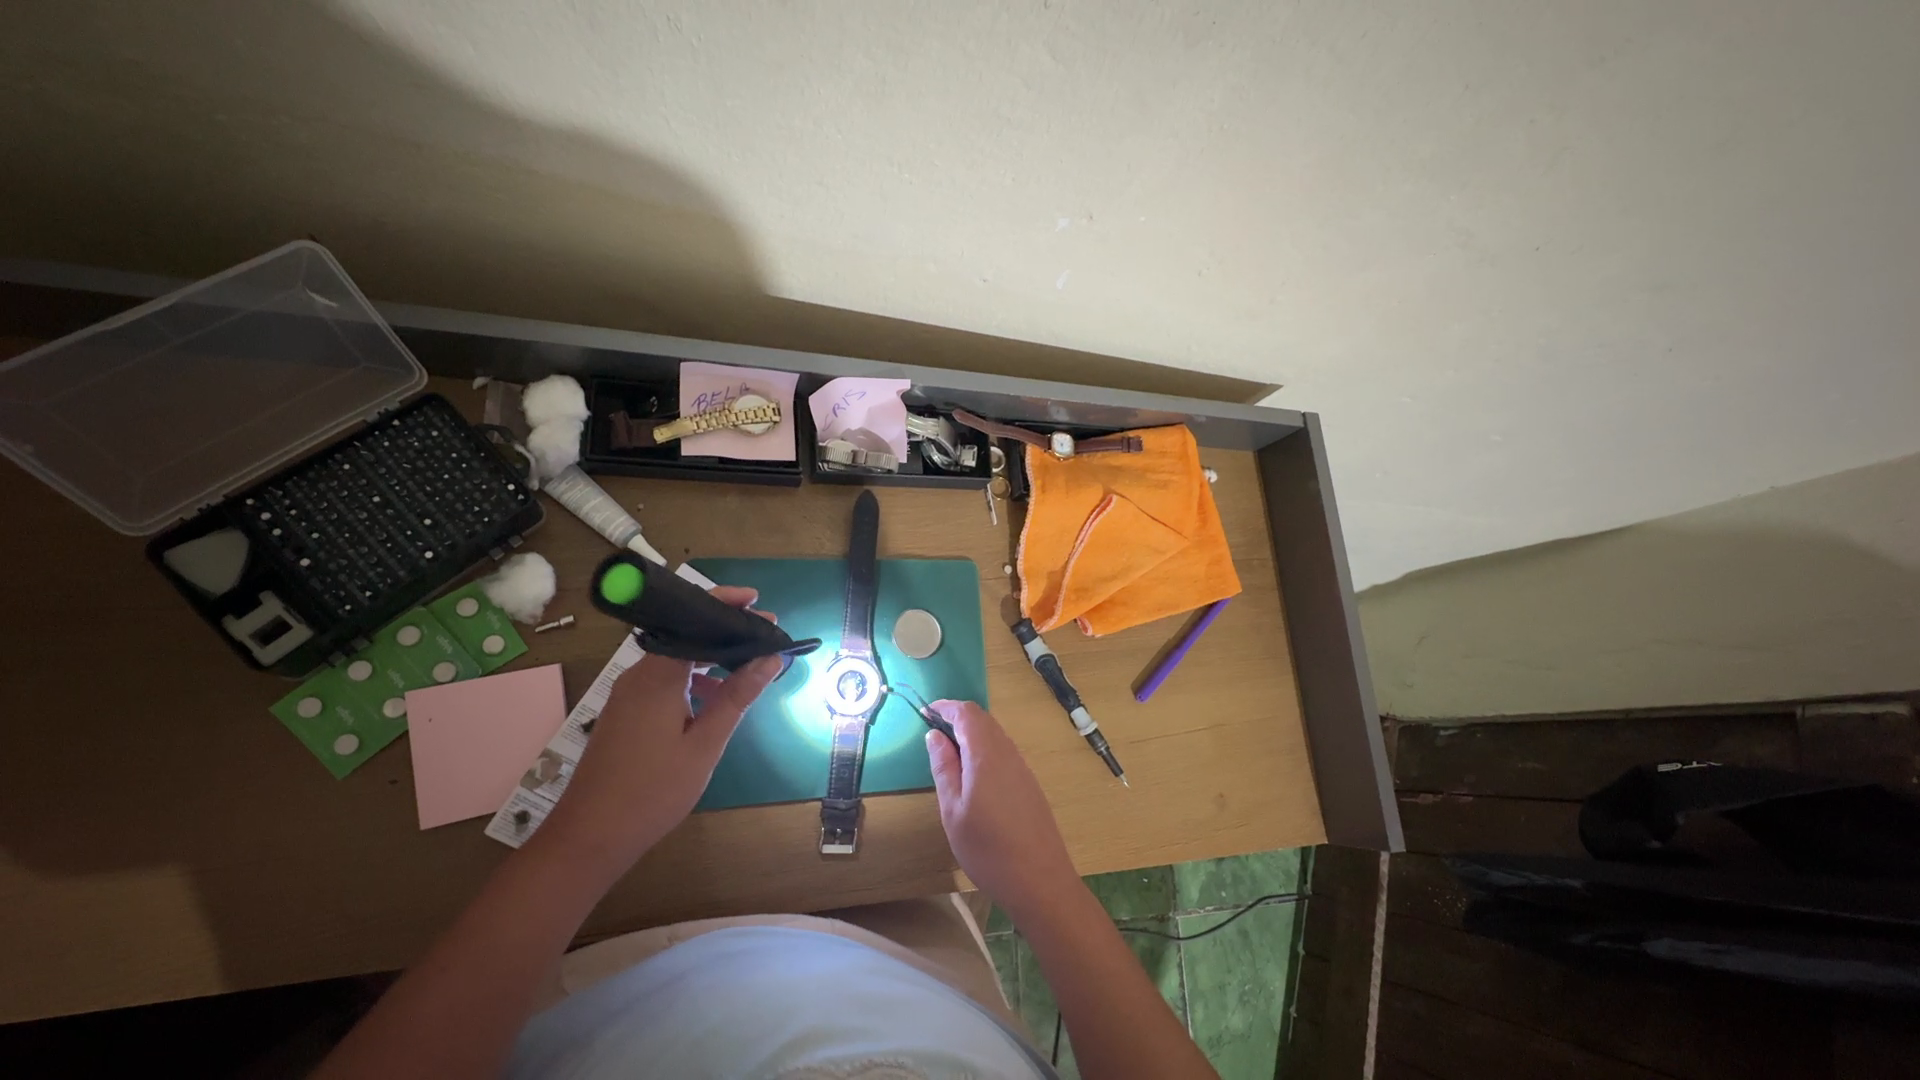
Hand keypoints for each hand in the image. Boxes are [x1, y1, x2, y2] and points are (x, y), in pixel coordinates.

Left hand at [539, 586, 782, 868]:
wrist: (590, 835)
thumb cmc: (653, 791)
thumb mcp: (705, 744)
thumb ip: (737, 696)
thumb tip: (770, 658)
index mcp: (658, 676)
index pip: (695, 621)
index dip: (729, 609)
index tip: (762, 606)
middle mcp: (638, 675)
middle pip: (685, 635)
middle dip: (724, 630)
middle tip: (764, 635)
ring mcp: (628, 693)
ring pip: (674, 658)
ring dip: (710, 656)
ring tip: (748, 663)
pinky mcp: (624, 711)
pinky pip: (663, 679)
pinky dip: (692, 677)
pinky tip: (714, 698)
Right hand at [926, 700, 1079, 919]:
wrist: (1040, 882)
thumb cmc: (988, 849)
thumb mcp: (953, 810)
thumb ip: (944, 768)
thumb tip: (934, 736)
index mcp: (987, 755)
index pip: (967, 713)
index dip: (945, 707)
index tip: (924, 712)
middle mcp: (1009, 754)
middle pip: (983, 721)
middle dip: (957, 719)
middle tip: (932, 736)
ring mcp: (1023, 769)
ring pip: (995, 737)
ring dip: (971, 736)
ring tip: (948, 758)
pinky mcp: (1030, 785)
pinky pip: (1004, 754)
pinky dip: (984, 752)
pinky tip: (973, 779)